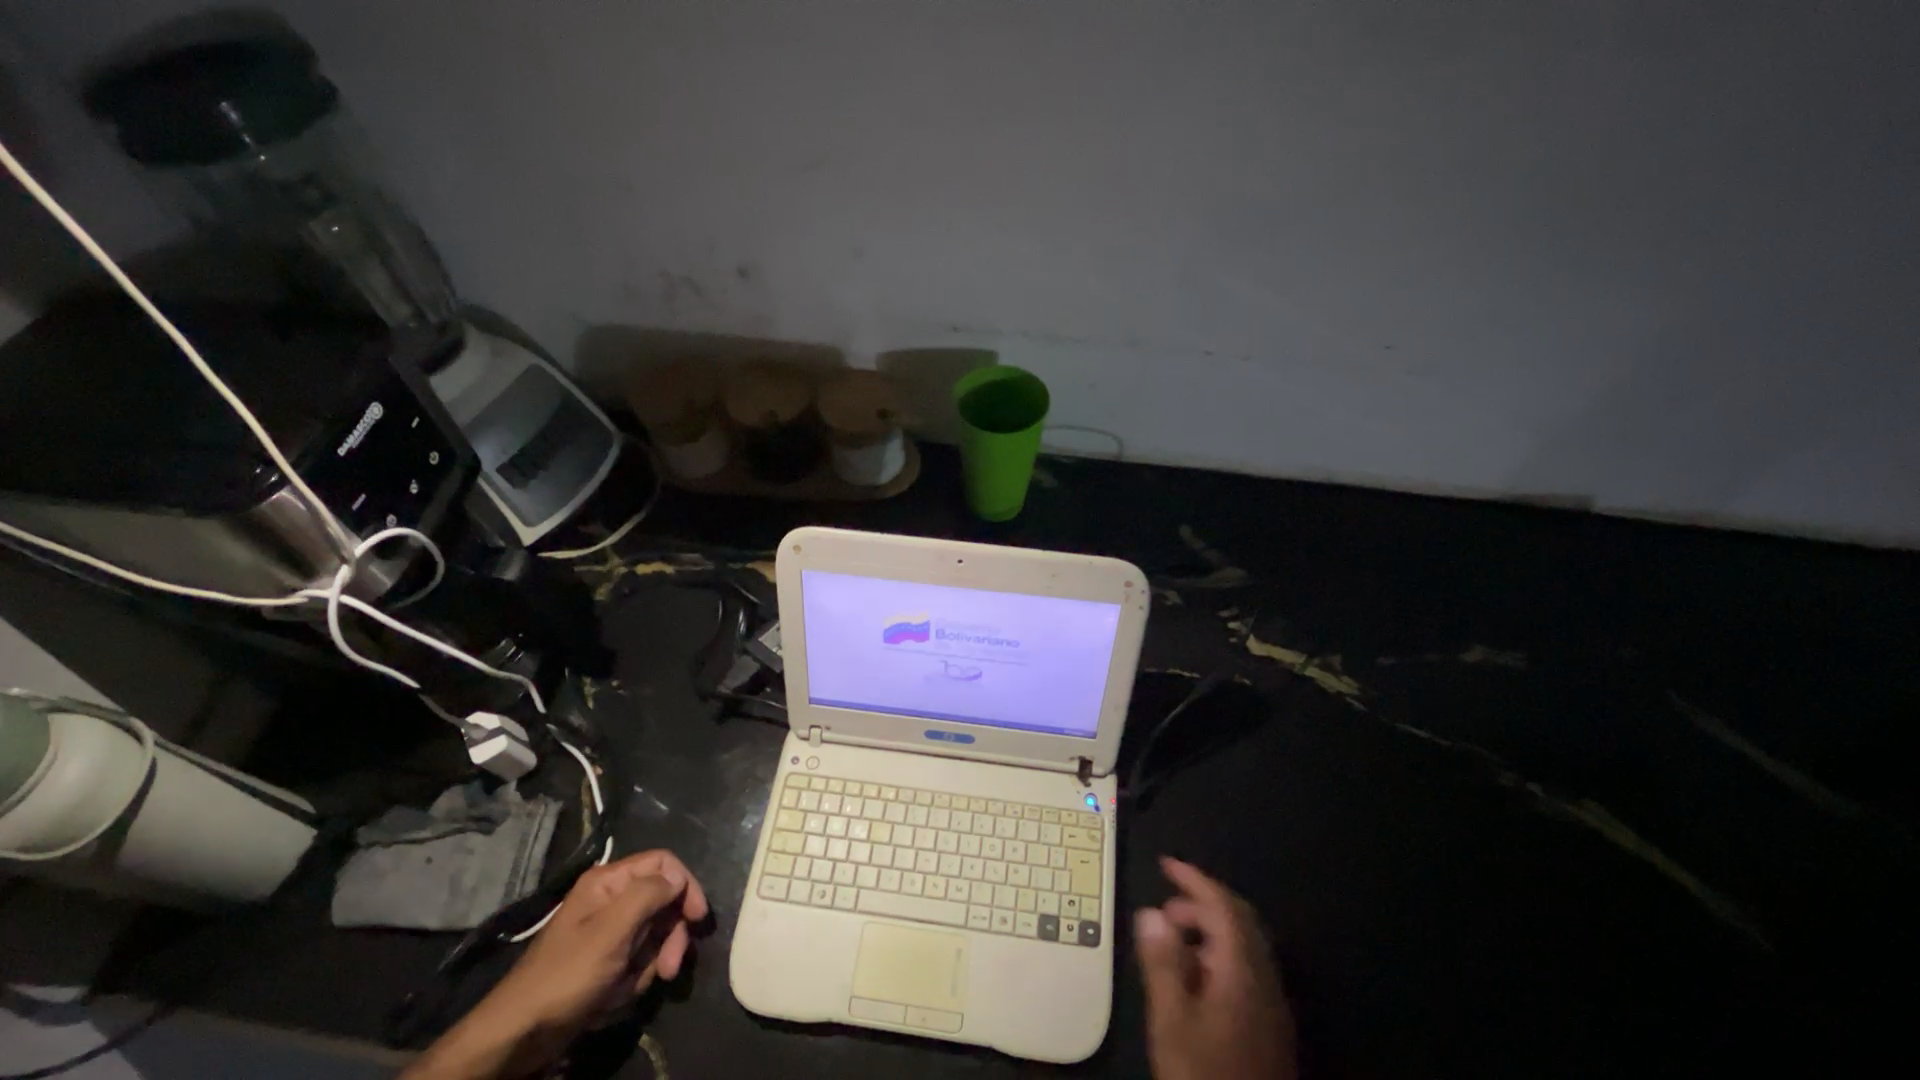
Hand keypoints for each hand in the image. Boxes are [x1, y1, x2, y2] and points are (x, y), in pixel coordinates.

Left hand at [404, 850, 708, 1079]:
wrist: (525, 1030)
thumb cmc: (567, 975)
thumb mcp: (611, 931)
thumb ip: (648, 895)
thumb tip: (678, 878)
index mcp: (609, 882)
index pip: (663, 864)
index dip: (685, 885)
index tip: (698, 917)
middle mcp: (611, 899)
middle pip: (664, 901)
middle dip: (671, 934)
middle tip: (669, 965)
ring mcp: (610, 931)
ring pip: (656, 933)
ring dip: (655, 959)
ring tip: (638, 985)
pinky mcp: (609, 959)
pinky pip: (641, 957)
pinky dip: (638, 975)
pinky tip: (620, 992)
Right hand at [1135, 857, 1296, 1079]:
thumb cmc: (1204, 1074)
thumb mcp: (1172, 1020)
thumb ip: (1162, 963)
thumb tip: (1152, 912)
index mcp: (1243, 971)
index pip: (1224, 907)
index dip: (1195, 880)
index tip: (1166, 864)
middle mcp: (1265, 980)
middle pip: (1240, 923)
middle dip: (1202, 903)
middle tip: (1164, 907)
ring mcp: (1271, 1005)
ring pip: (1244, 948)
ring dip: (1210, 931)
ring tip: (1172, 942)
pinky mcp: (1269, 1027)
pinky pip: (1246, 971)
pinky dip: (1218, 956)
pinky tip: (1194, 979)